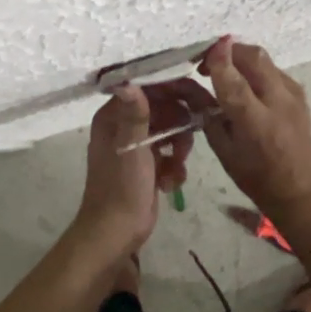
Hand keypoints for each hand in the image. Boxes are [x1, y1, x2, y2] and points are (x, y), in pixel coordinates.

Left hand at [71, 84, 198, 253]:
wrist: (117, 232)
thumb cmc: (121, 188)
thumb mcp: (131, 148)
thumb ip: (134, 114)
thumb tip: (126, 79)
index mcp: (113, 117)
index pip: (146, 88)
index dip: (172, 88)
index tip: (197, 93)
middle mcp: (123, 126)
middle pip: (162, 108)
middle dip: (180, 122)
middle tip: (196, 131)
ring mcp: (136, 146)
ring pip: (169, 131)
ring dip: (179, 146)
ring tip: (177, 163)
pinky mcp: (147, 165)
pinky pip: (169, 154)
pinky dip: (174, 166)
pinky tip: (170, 182)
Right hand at [199, 36, 310, 208]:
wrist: (299, 184)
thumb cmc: (254, 174)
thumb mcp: (223, 150)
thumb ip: (208, 116)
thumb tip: (193, 89)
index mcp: (255, 124)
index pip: (235, 84)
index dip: (220, 62)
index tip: (204, 51)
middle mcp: (277, 103)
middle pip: (254, 59)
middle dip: (228, 51)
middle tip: (207, 62)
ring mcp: (292, 94)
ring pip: (264, 59)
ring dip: (240, 58)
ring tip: (224, 69)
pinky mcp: (299, 91)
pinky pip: (272, 69)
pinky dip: (254, 68)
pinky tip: (245, 82)